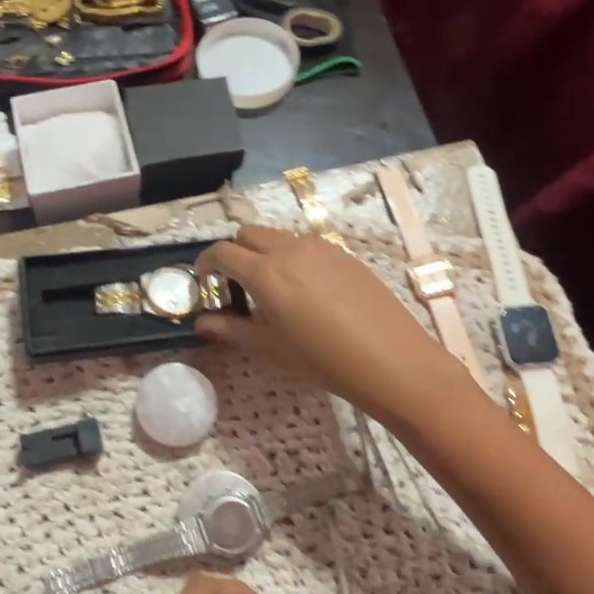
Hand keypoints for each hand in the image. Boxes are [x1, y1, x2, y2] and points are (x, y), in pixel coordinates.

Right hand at [194, 225, 467, 419]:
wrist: (390, 359)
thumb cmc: (322, 359)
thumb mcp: (270, 348)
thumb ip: (232, 330)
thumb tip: (202, 323)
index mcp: (265, 271)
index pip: (222, 251)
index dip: (206, 263)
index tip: (205, 281)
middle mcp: (289, 248)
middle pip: (248, 233)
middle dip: (234, 252)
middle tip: (235, 285)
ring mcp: (320, 247)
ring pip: (278, 236)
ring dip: (263, 252)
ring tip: (270, 288)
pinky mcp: (343, 254)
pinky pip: (305, 244)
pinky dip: (291, 256)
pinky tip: (304, 290)